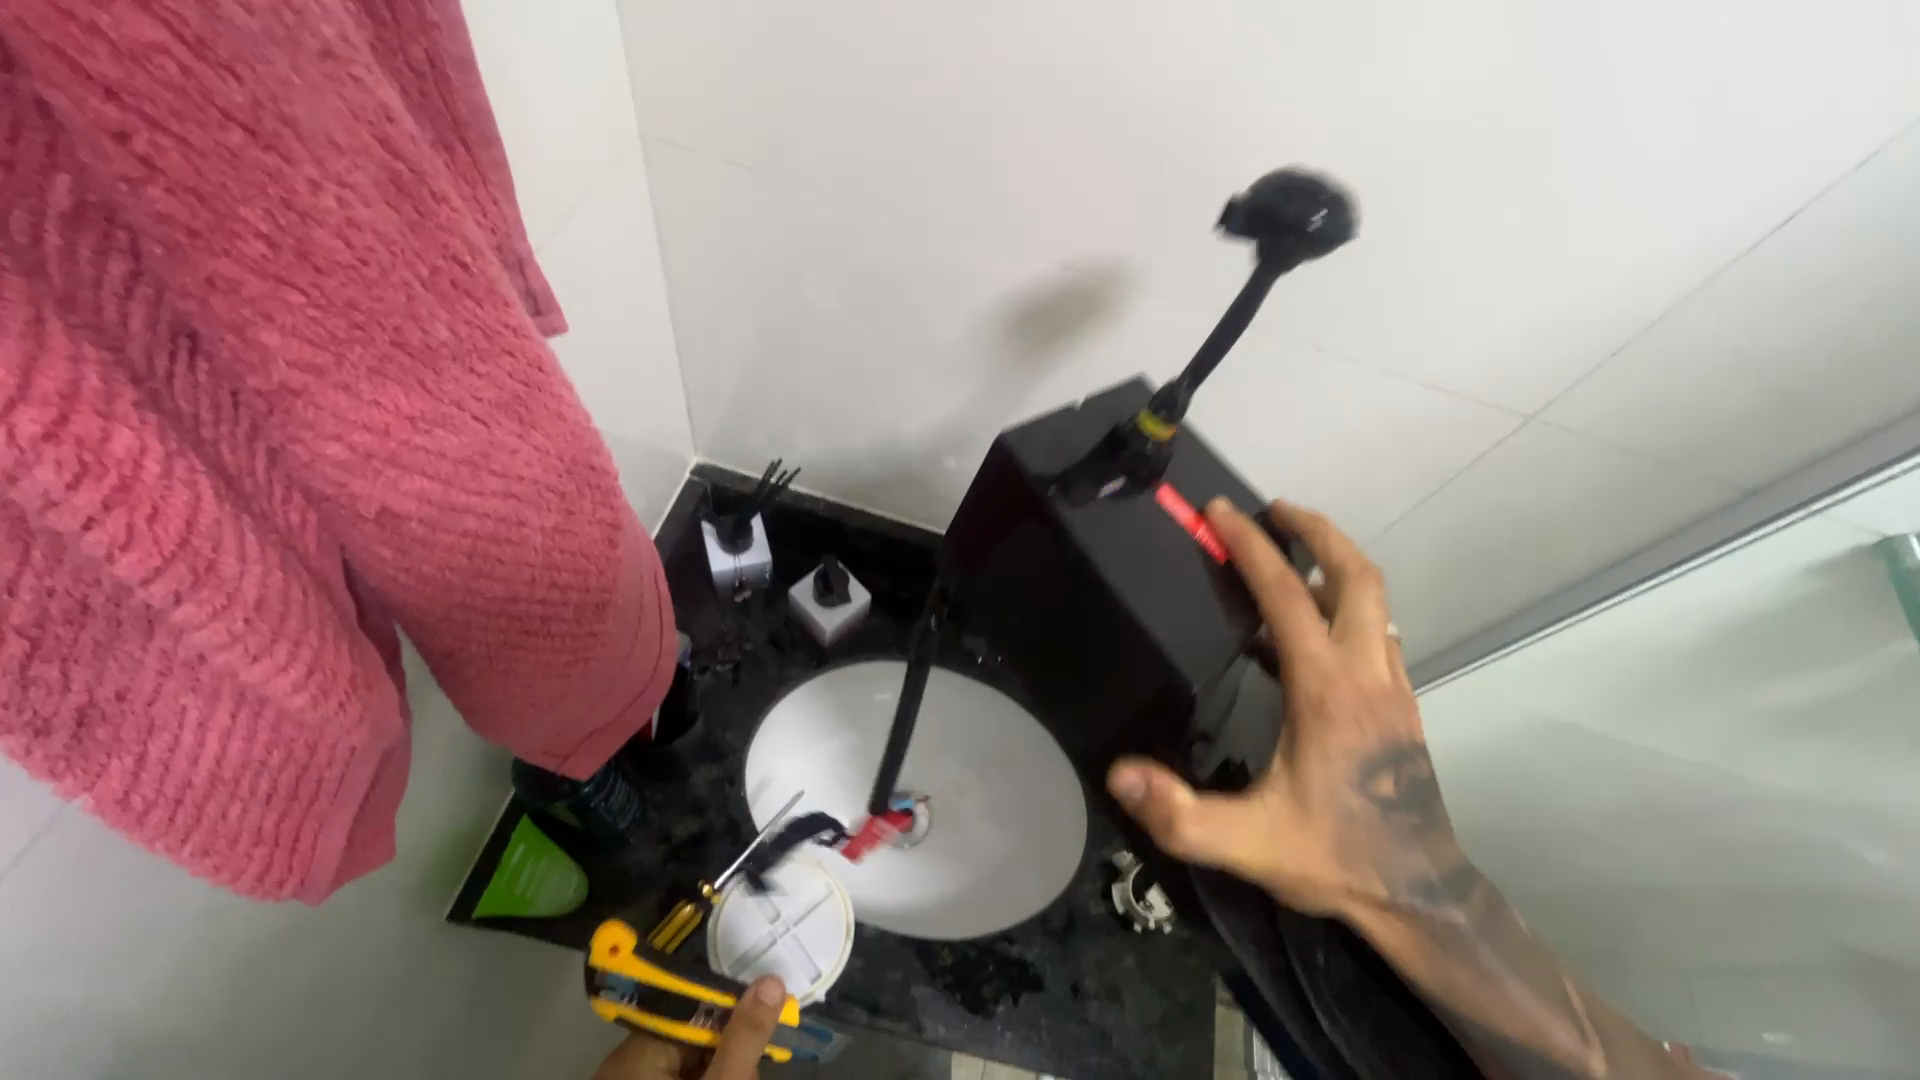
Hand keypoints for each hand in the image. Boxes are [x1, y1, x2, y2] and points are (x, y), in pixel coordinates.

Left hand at [591, 976, 787, 1079]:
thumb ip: (745, 1037)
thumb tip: (772, 980)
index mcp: (637, 1053)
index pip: (693, 1008)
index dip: (732, 1011)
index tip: (765, 1018)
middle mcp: (626, 1066)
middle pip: (692, 1036)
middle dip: (729, 1051)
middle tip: (751, 1073)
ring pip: (688, 1063)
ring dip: (720, 1069)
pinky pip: (675, 1078)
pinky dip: (704, 1078)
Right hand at [1106, 498, 1461, 918]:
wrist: (1419, 896)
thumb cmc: (1335, 858)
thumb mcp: (1246, 844)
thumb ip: (1179, 814)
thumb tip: (1120, 772)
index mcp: (1327, 690)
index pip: (1287, 598)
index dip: (1251, 548)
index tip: (1222, 512)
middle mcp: (1367, 674)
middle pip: (1356, 576)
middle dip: (1316, 531)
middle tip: (1272, 511)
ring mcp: (1392, 688)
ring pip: (1375, 601)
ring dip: (1334, 564)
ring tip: (1287, 556)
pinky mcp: (1400, 706)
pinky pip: (1375, 633)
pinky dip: (1343, 607)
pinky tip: (1307, 630)